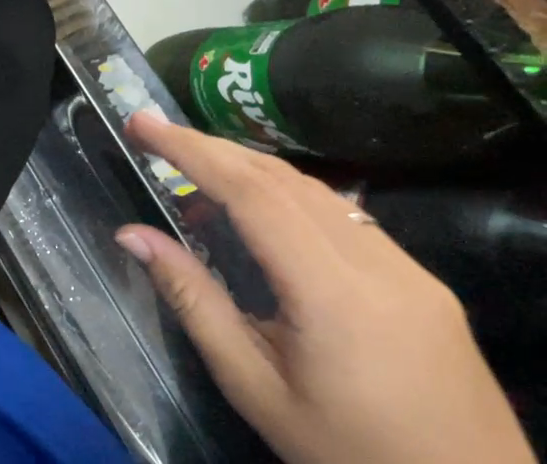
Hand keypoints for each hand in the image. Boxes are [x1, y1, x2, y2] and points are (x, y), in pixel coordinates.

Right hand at [115, 112, 532, 463]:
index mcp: (334, 295)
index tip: (140, 124)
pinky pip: (346, 218)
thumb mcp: (253, 385)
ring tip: (191, 170)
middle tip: (152, 132)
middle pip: (286, 182)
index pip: (254, 195)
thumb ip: (192, 300)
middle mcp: (381, 269)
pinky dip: (287, 196)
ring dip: (249, 168)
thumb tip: (131, 233)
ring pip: (319, 193)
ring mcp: (412, 275)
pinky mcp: (425, 287)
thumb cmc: (348, 451)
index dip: (192, 151)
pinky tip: (256, 212)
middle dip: (212, 147)